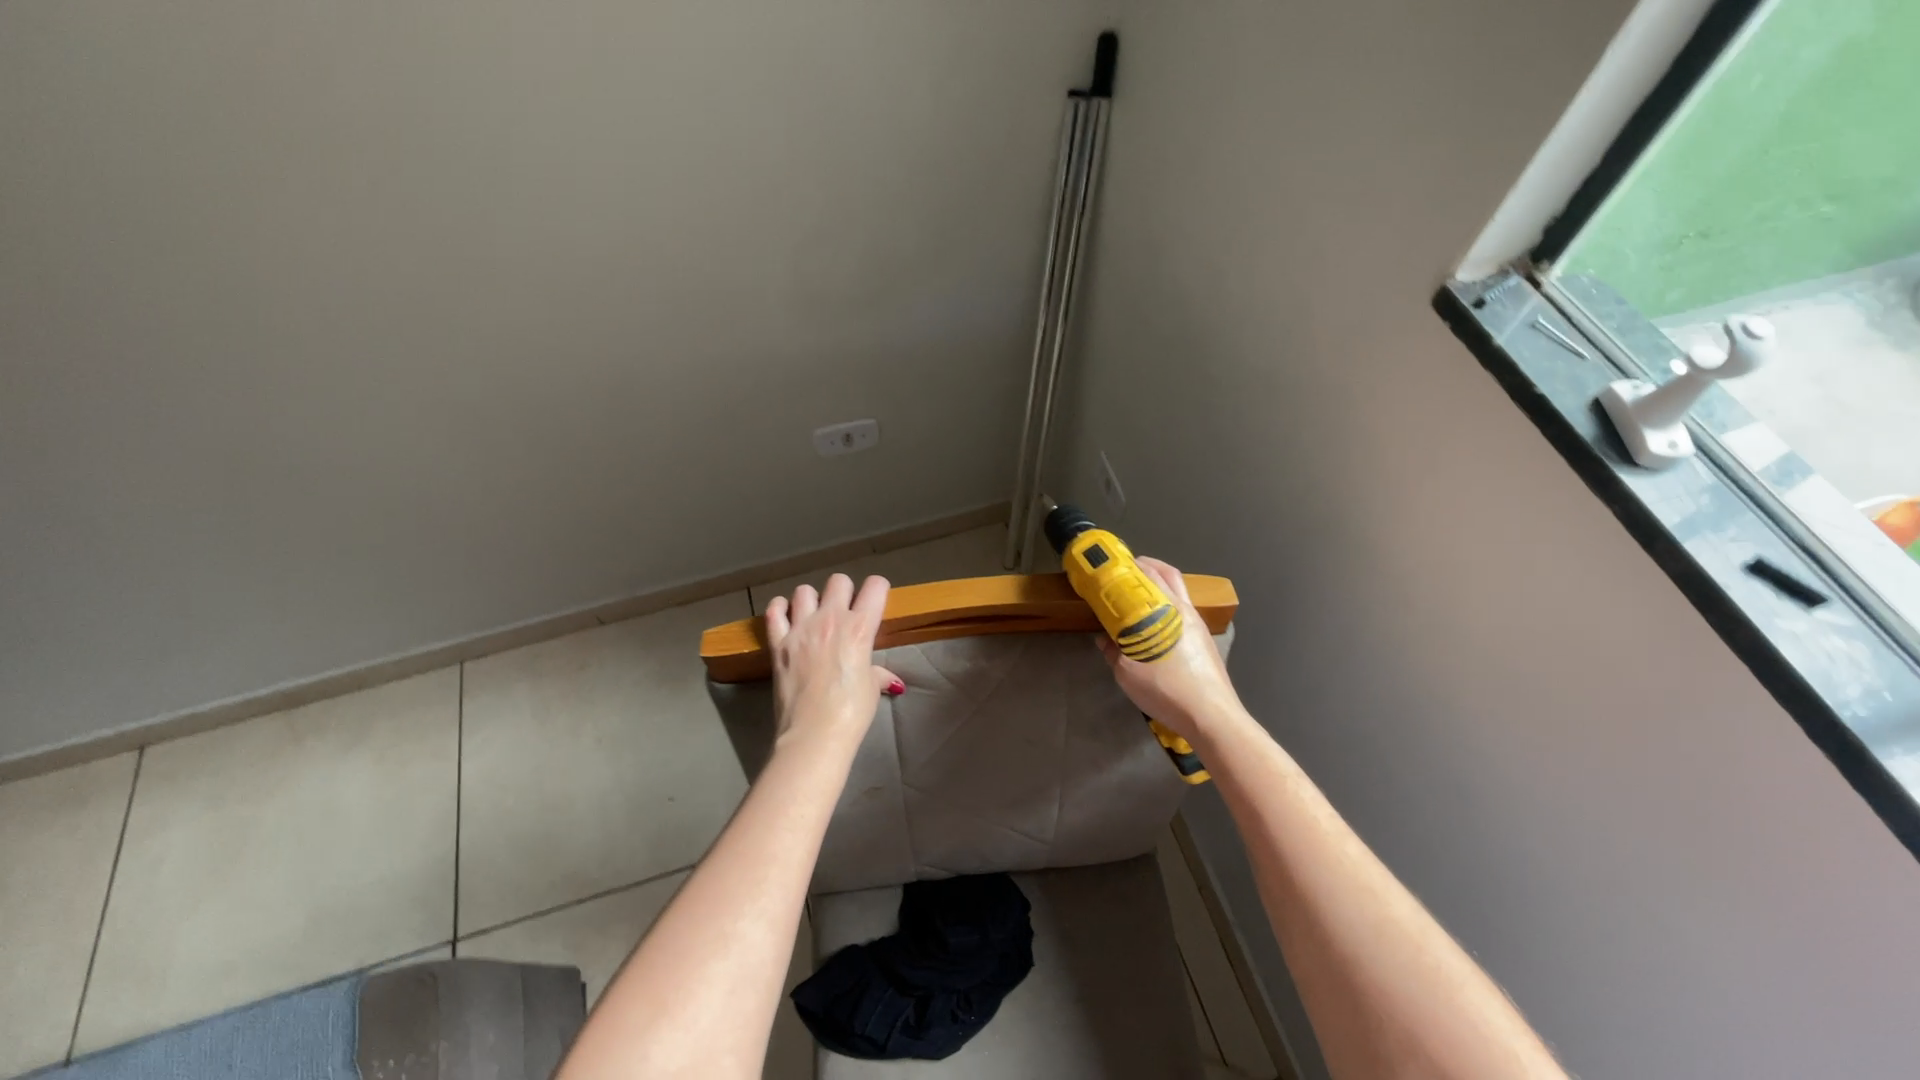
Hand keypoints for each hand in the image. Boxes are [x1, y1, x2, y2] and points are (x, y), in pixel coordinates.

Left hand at [764, 573, 902, 748]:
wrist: (814, 734)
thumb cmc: (851, 713)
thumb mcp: (871, 690)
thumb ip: (877, 675)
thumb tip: (890, 681)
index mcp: (860, 628)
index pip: (875, 587)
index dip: (878, 590)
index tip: (875, 601)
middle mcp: (831, 620)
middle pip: (839, 581)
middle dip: (845, 591)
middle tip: (844, 611)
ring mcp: (800, 629)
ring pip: (804, 591)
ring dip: (812, 599)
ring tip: (813, 615)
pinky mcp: (777, 643)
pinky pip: (774, 611)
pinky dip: (780, 609)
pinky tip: (786, 616)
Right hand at [1096, 557, 1246, 742]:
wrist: (1210, 716)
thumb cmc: (1167, 689)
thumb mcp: (1128, 673)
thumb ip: (1114, 652)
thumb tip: (1105, 640)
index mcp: (1169, 610)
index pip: (1152, 573)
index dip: (1132, 565)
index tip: (1114, 566)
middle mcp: (1186, 611)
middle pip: (1170, 576)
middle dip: (1148, 569)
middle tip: (1126, 573)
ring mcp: (1198, 627)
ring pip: (1178, 594)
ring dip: (1159, 588)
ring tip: (1136, 597)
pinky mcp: (1204, 643)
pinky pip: (1182, 613)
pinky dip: (1166, 608)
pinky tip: (1153, 625)